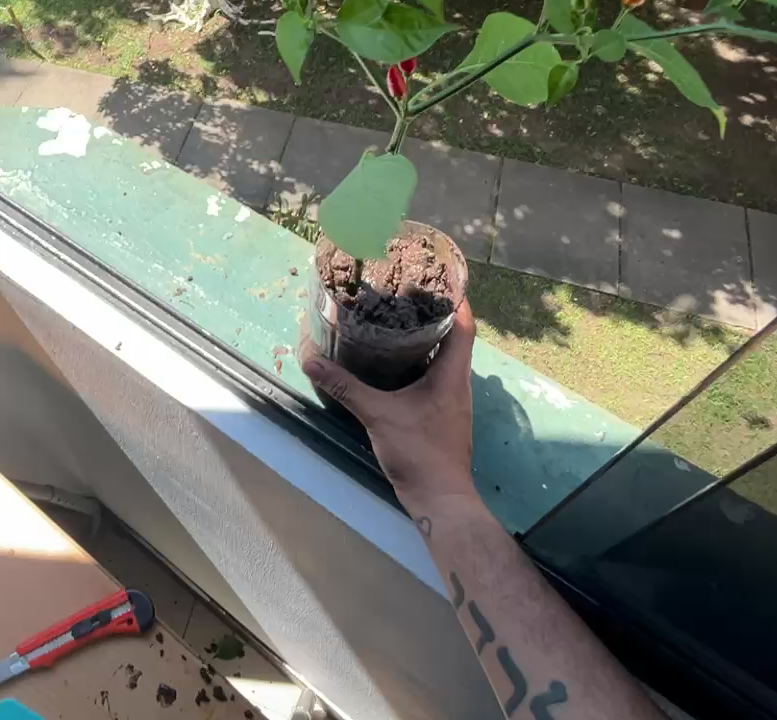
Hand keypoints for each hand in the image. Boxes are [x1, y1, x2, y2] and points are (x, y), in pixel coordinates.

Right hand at [302, 301, 478, 501]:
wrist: (440, 500)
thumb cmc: (419, 452)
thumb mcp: (378, 415)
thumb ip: (346, 388)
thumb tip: (312, 362)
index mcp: (451, 375)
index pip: (464, 327)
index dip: (457, 300)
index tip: (440, 277)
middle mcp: (457, 382)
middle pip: (453, 338)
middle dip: (435, 313)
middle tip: (407, 292)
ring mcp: (451, 400)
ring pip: (443, 358)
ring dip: (426, 338)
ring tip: (397, 318)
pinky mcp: (441, 413)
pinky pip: (434, 375)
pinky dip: (418, 361)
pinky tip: (394, 360)